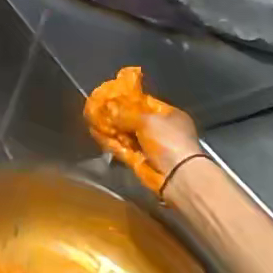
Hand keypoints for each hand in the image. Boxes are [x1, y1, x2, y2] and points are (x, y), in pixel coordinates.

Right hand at [84, 66, 198, 194]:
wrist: (177, 176)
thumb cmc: (168, 140)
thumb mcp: (147, 120)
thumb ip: (126, 114)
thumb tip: (109, 109)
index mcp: (170, 115)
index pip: (147, 103)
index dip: (130, 99)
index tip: (112, 97)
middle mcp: (162, 130)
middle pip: (136, 120)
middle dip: (119, 116)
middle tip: (101, 109)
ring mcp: (152, 147)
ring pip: (129, 135)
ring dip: (114, 130)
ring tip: (96, 121)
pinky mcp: (142, 161)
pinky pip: (125, 150)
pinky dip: (113, 145)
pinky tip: (99, 137)